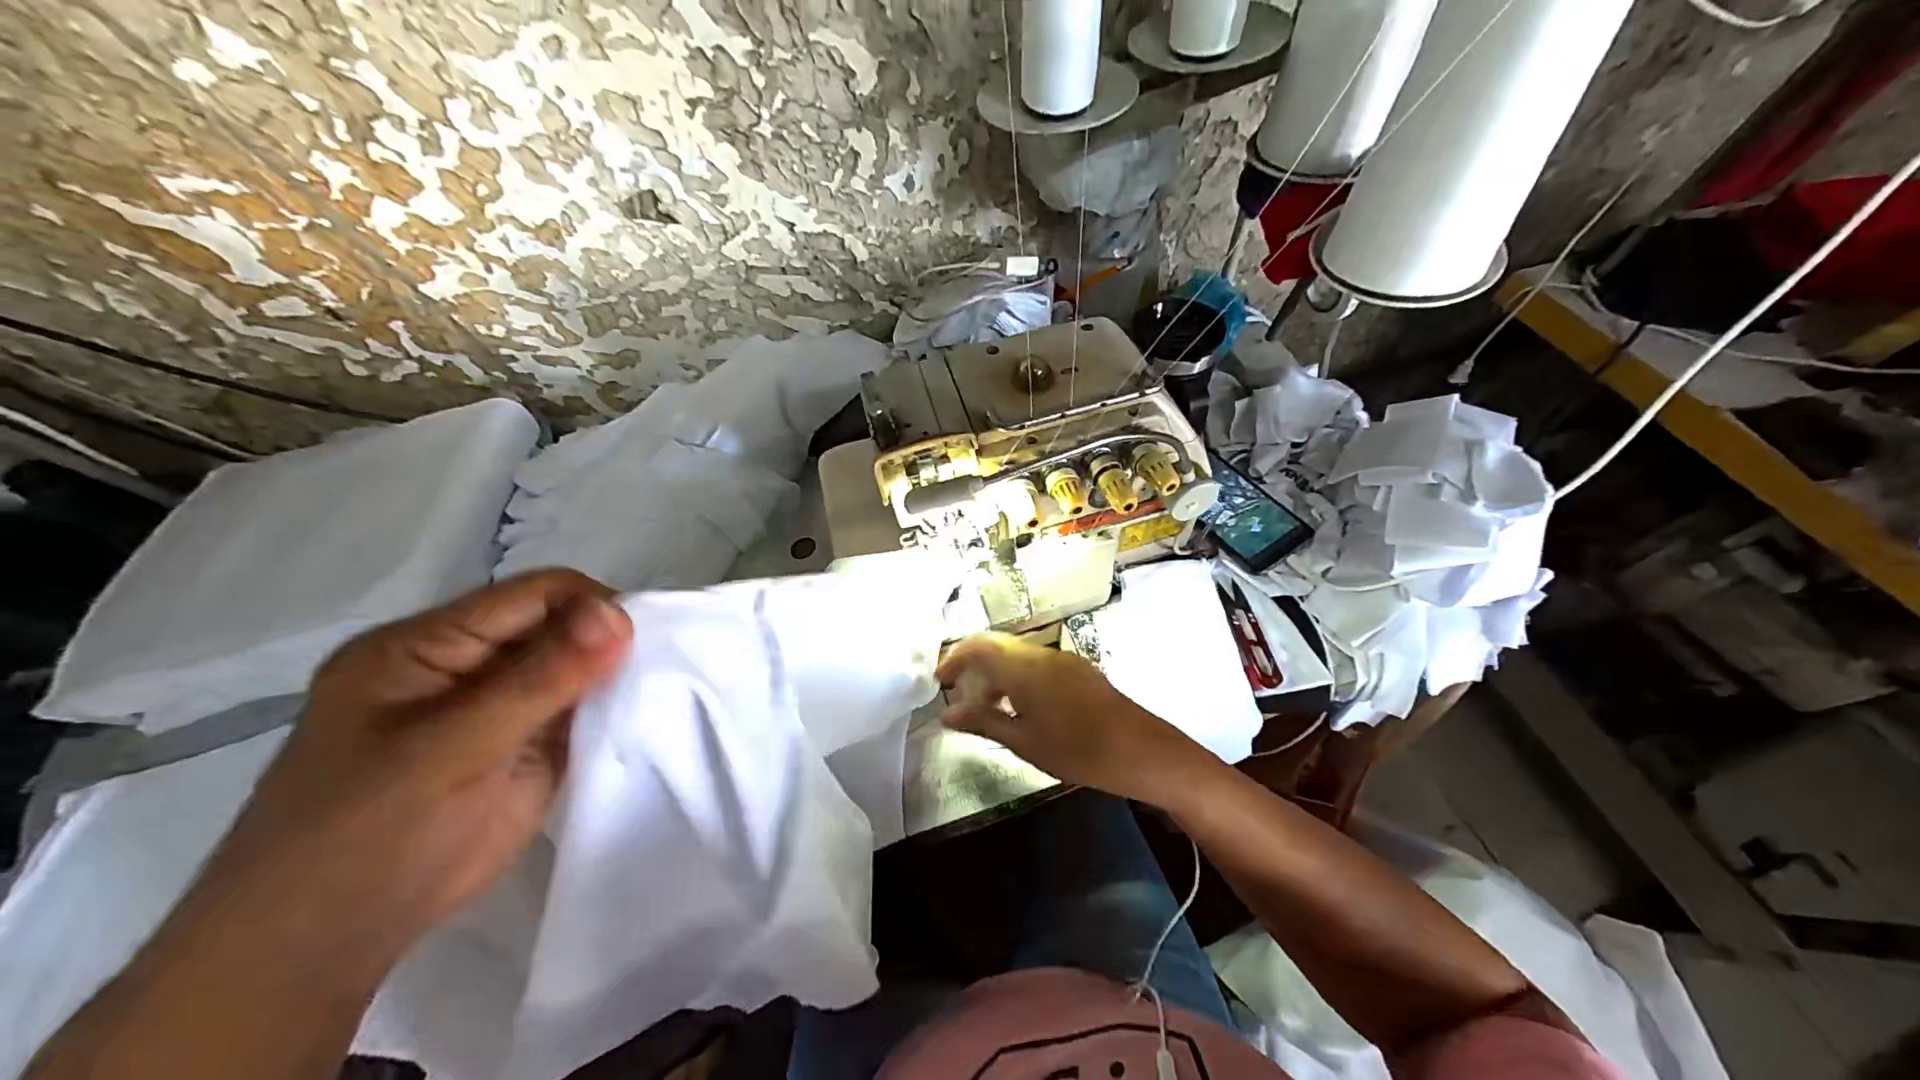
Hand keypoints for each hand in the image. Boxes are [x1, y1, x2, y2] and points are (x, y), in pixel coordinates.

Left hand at [197, 569, 634, 962]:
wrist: (322, 951)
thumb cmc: (368, 837)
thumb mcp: (453, 748)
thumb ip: (541, 679)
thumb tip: (620, 614)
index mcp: (427, 646)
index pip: (531, 596)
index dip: (590, 606)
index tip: (638, 642)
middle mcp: (466, 667)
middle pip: (558, 626)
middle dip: (606, 641)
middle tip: (652, 670)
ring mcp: (496, 710)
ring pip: (574, 668)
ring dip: (612, 676)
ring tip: (651, 693)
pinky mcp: (523, 749)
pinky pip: (577, 712)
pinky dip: (608, 711)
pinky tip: (634, 719)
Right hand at [935, 633, 1224, 806]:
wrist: (1142, 751)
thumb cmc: (1078, 750)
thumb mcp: (1024, 742)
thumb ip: (984, 722)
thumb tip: (947, 713)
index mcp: (1024, 667)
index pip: (979, 645)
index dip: (954, 658)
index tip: (939, 682)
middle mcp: (1043, 654)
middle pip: (998, 647)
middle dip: (973, 667)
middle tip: (958, 697)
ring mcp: (1065, 660)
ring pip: (1019, 656)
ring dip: (997, 674)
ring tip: (987, 709)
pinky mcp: (1080, 671)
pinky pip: (1038, 665)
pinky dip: (1019, 679)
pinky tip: (1021, 709)